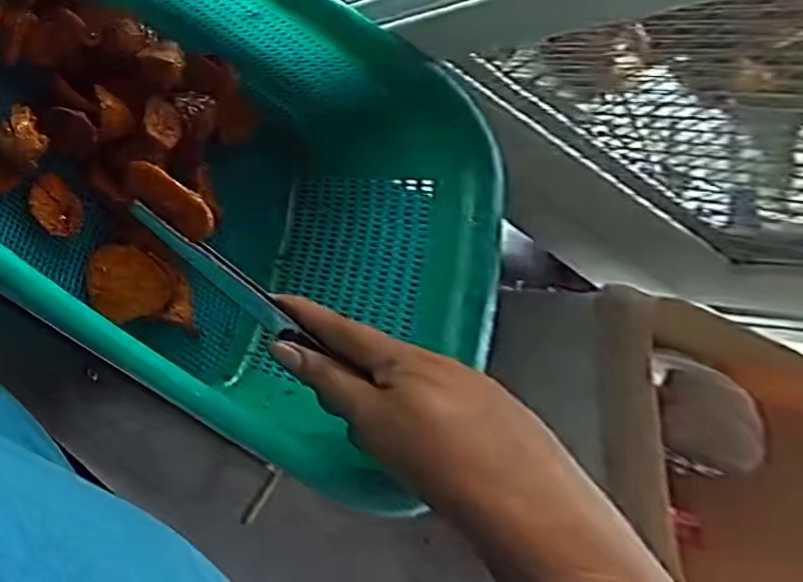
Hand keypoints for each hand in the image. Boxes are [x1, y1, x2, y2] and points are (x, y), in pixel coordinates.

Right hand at [273, 297, 669, 581]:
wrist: (551, 531)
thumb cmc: (451, 470)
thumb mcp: (369, 421)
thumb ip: (325, 378)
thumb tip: (286, 346)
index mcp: (407, 358)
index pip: (342, 326)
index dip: (305, 313)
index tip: (279, 300)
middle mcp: (446, 365)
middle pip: (378, 355)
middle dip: (346, 365)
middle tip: (324, 389)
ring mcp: (484, 393)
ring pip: (413, 381)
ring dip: (385, 393)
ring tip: (381, 434)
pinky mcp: (511, 424)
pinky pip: (447, 403)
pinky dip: (422, 413)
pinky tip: (429, 449)